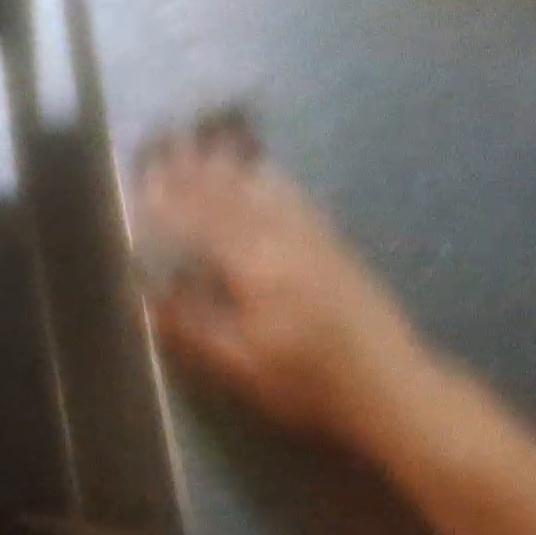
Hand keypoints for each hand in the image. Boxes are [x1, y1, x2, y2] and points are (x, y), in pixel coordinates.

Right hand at [140, 127, 429, 442]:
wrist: (392, 390)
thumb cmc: (307, 384)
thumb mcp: (238, 366)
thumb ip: (190, 326)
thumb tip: (148, 296)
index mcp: (255, 267)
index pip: (202, 223)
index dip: (170, 202)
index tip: (143, 180)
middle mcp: (284, 240)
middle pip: (230, 198)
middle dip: (194, 174)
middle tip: (165, 148)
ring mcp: (313, 239)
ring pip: (262, 193)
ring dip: (229, 169)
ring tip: (203, 145)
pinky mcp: (334, 247)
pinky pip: (295, 201)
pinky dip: (269, 181)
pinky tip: (262, 173)